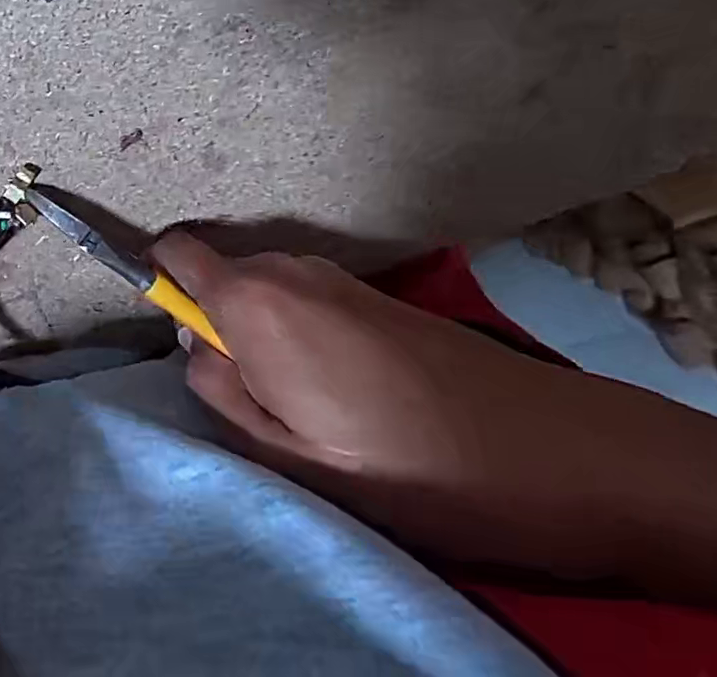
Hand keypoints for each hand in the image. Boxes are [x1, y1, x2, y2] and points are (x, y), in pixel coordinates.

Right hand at [152, 231, 716, 653]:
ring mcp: (333, 275)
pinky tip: (339, 384)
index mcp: (253, 300)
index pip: (172, 252)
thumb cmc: (407, 463)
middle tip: (252, 391)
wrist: (562, 455)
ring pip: (257, 288)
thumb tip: (200, 346)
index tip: (174, 332)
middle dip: (212, 322)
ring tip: (302, 398)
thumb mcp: (286, 453)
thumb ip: (219, 390)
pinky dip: (291, 328)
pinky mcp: (368, 291)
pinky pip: (296, 296)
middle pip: (214, 275)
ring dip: (256, 330)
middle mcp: (288, 269)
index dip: (154, 280)